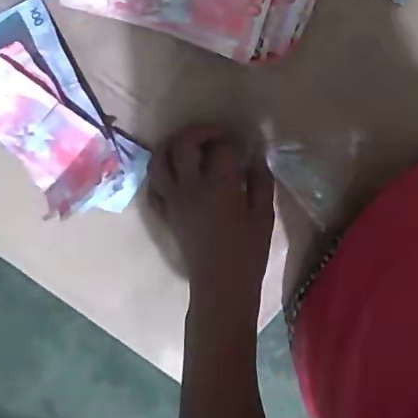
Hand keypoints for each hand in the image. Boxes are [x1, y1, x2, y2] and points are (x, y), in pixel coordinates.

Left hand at [149, 125, 275, 307]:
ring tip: (189, 144)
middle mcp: (190, 186)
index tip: (243, 146)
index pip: (222, 147)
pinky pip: (153, 186)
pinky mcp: (165, 213)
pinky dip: (161, 172)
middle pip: (183, 144)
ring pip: (159, 160)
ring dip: (172, 145)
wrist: (221, 286)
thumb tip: (255, 156)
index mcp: (219, 185)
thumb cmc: (248, 251)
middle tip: (216, 135)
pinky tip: (175, 171)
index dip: (233, 140)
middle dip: (199, 132)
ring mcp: (173, 200)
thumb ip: (261, 180)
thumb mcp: (264, 213)